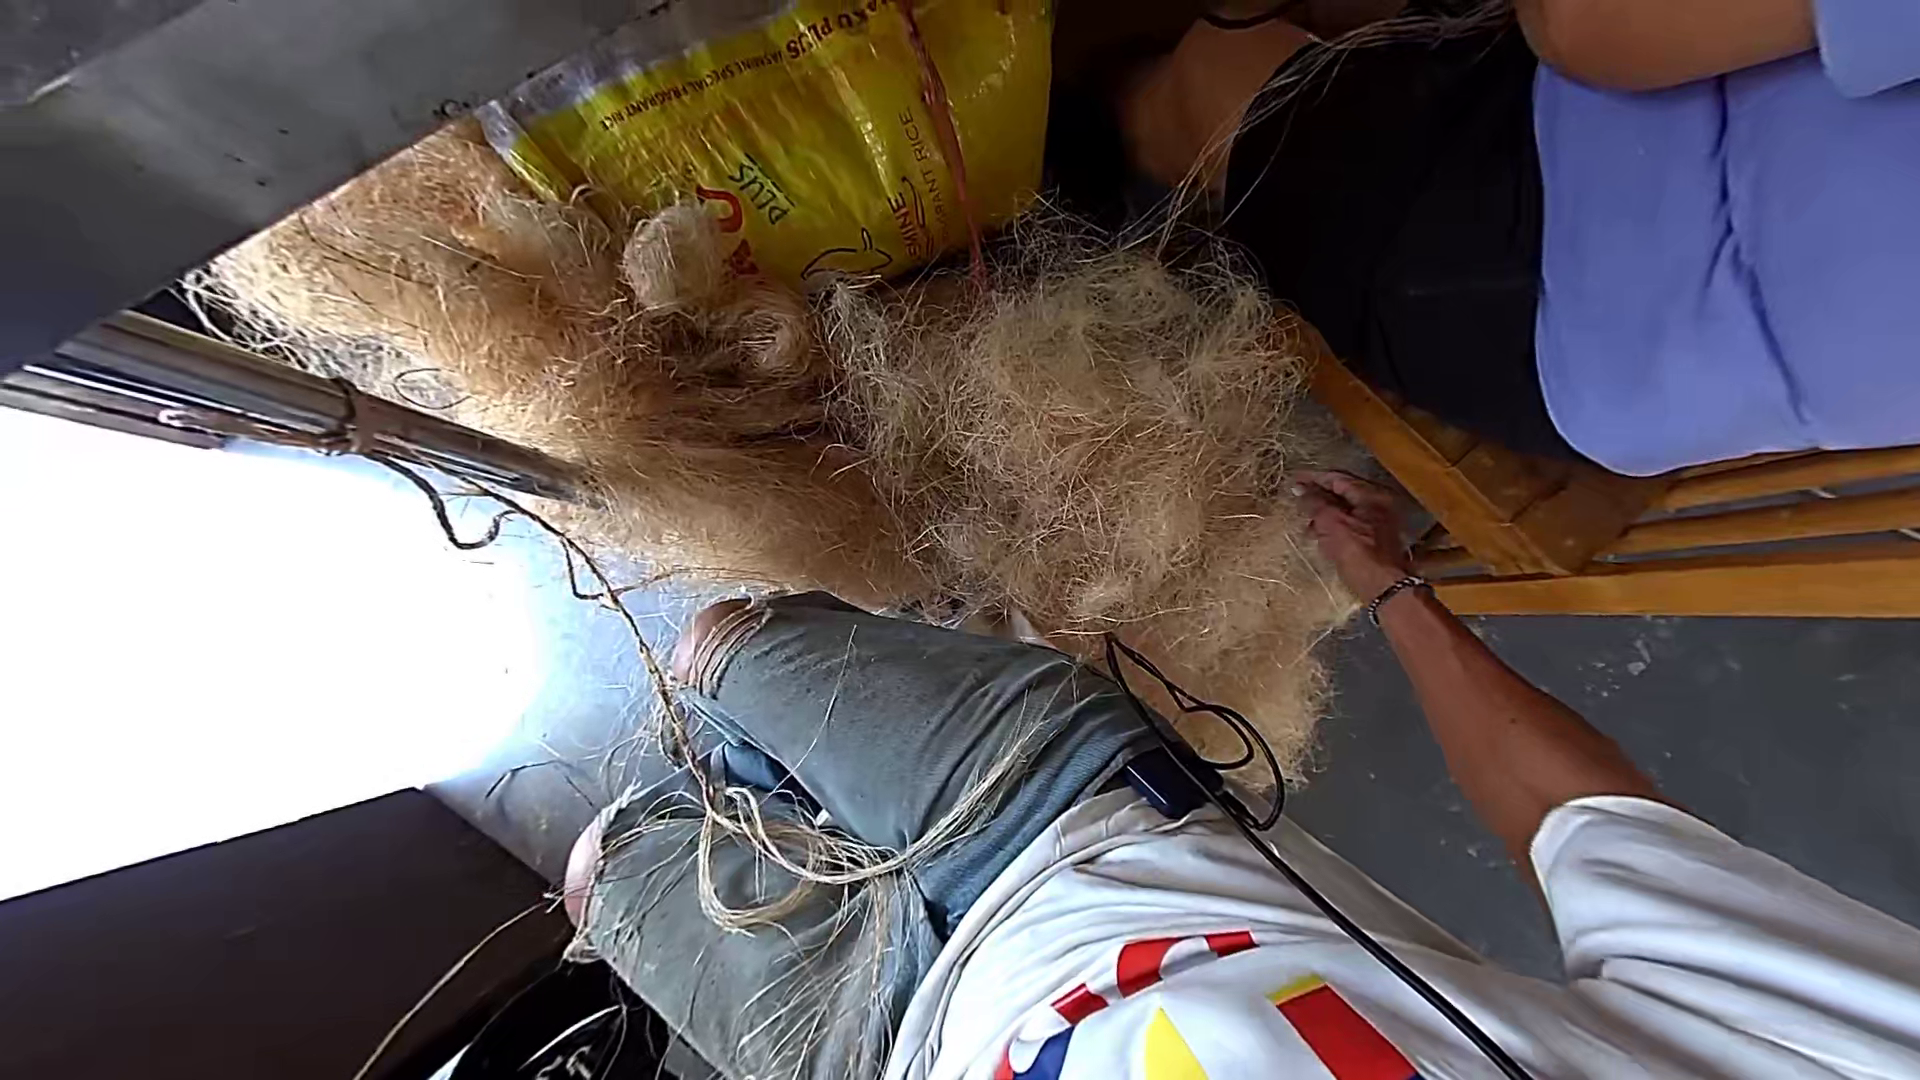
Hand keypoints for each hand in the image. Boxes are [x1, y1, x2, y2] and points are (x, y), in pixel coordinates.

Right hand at [1290, 470, 1413, 602]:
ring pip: (1345, 509)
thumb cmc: (1357, 551)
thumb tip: (1299, 488)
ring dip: (1323, 511)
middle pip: (1343, 492)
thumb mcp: (1330, 522)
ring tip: (1303, 518)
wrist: (1383, 585)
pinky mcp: (1374, 538)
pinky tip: (1318, 533)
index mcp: (1371, 495)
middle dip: (1318, 494)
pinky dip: (1331, 524)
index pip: (1338, 478)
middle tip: (1296, 496)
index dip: (1313, 478)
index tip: (1293, 479)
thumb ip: (1315, 502)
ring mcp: (1378, 521)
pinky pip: (1348, 523)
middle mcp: (1379, 504)